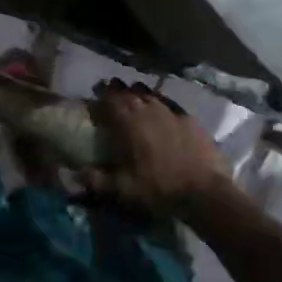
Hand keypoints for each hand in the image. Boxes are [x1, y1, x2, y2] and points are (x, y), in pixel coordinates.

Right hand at [87, 80, 233, 214]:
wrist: (206, 193)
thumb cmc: (160, 188)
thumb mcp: (124, 189)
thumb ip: (97, 180)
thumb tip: (75, 173)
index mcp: (128, 122)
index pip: (110, 98)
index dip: (102, 92)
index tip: (96, 91)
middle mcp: (147, 109)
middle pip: (129, 91)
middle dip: (119, 89)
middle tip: (113, 90)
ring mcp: (171, 111)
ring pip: (150, 93)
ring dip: (140, 92)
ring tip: (135, 94)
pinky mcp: (190, 118)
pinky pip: (170, 103)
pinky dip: (162, 102)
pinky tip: (162, 109)